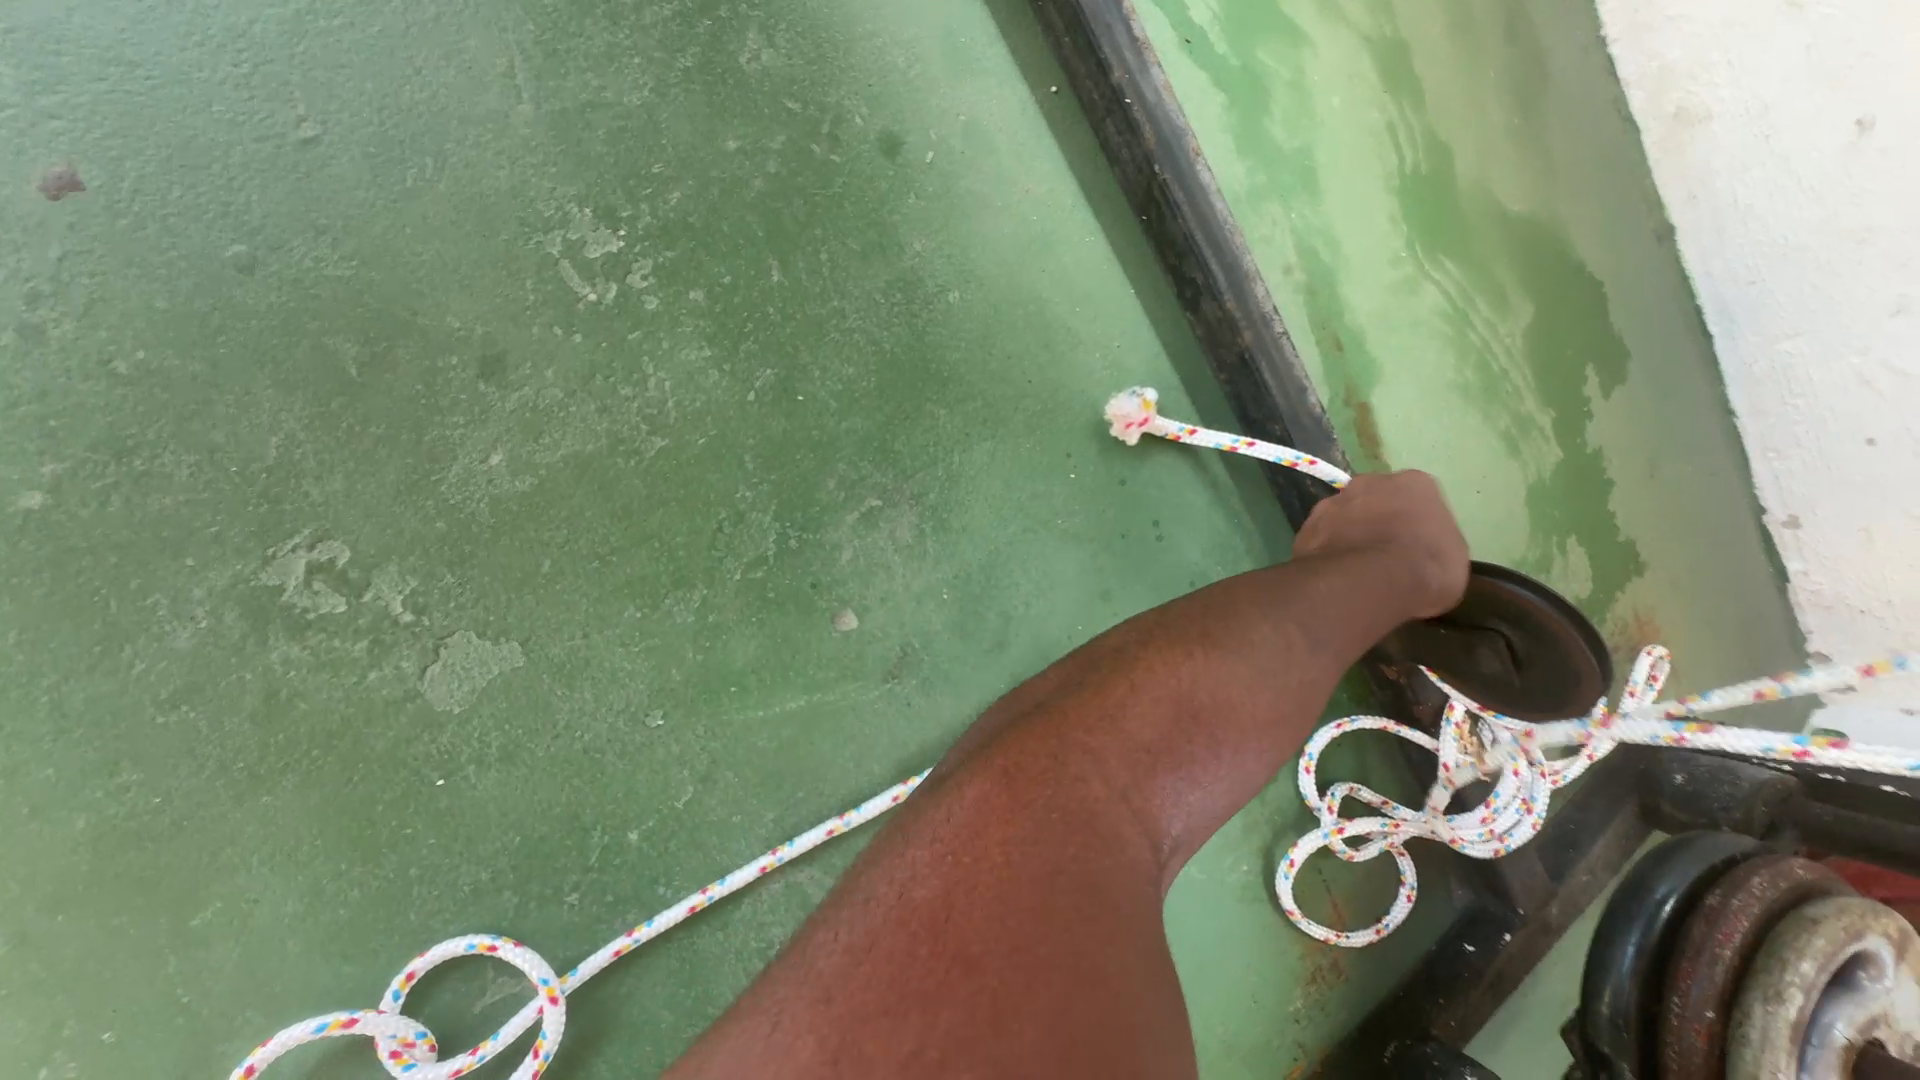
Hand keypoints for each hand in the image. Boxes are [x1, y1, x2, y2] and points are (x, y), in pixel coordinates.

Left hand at [1291, 471, 1468, 618]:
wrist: (1370, 581)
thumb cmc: (1426, 567)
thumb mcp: (1452, 558)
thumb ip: (1435, 543)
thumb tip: (1420, 552)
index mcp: (1413, 483)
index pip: (1416, 497)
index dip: (1414, 524)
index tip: (1414, 546)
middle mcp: (1368, 483)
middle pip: (1374, 500)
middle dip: (1376, 522)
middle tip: (1382, 554)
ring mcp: (1331, 502)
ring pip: (1342, 517)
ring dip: (1347, 535)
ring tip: (1354, 569)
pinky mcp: (1305, 527)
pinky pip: (1319, 539)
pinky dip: (1325, 554)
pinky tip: (1333, 576)